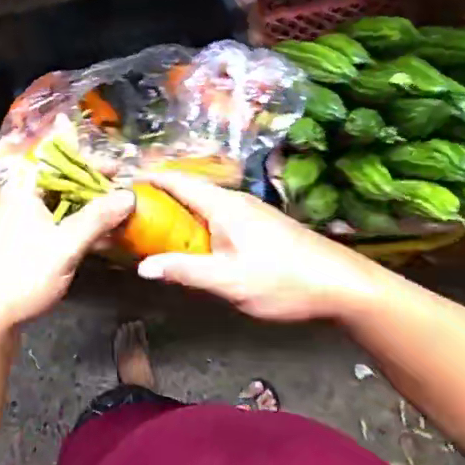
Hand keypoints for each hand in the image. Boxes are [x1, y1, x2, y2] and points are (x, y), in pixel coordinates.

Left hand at [0, 171, 134, 332]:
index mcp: (25, 187)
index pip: (58, 154)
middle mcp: (23, 195)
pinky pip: (60, 219)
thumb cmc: (24, 275)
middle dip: (96, 182)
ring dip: (92, 205)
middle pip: (63, 177)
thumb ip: (98, 218)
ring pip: (64, 200)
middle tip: (125, 190)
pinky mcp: (29, 237)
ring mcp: (25, 216)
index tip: (119, 166)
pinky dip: (82, 222)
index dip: (89, 156)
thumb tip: (129, 195)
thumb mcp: (66, 245)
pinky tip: (106, 232)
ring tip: (122, 210)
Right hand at [134, 172, 382, 321]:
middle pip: (189, 190)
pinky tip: (190, 244)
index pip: (179, 181)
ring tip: (150, 227)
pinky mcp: (260, 229)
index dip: (149, 178)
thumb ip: (184, 271)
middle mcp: (237, 202)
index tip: (121, 182)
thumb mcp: (229, 281)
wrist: (343, 286)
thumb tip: (141, 267)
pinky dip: (195, 224)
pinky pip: (216, 217)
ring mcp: (251, 214)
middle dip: (158, 196)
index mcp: (225, 206)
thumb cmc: (284, 281)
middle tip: (128, 211)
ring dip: (176, 212)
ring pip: (204, 205)